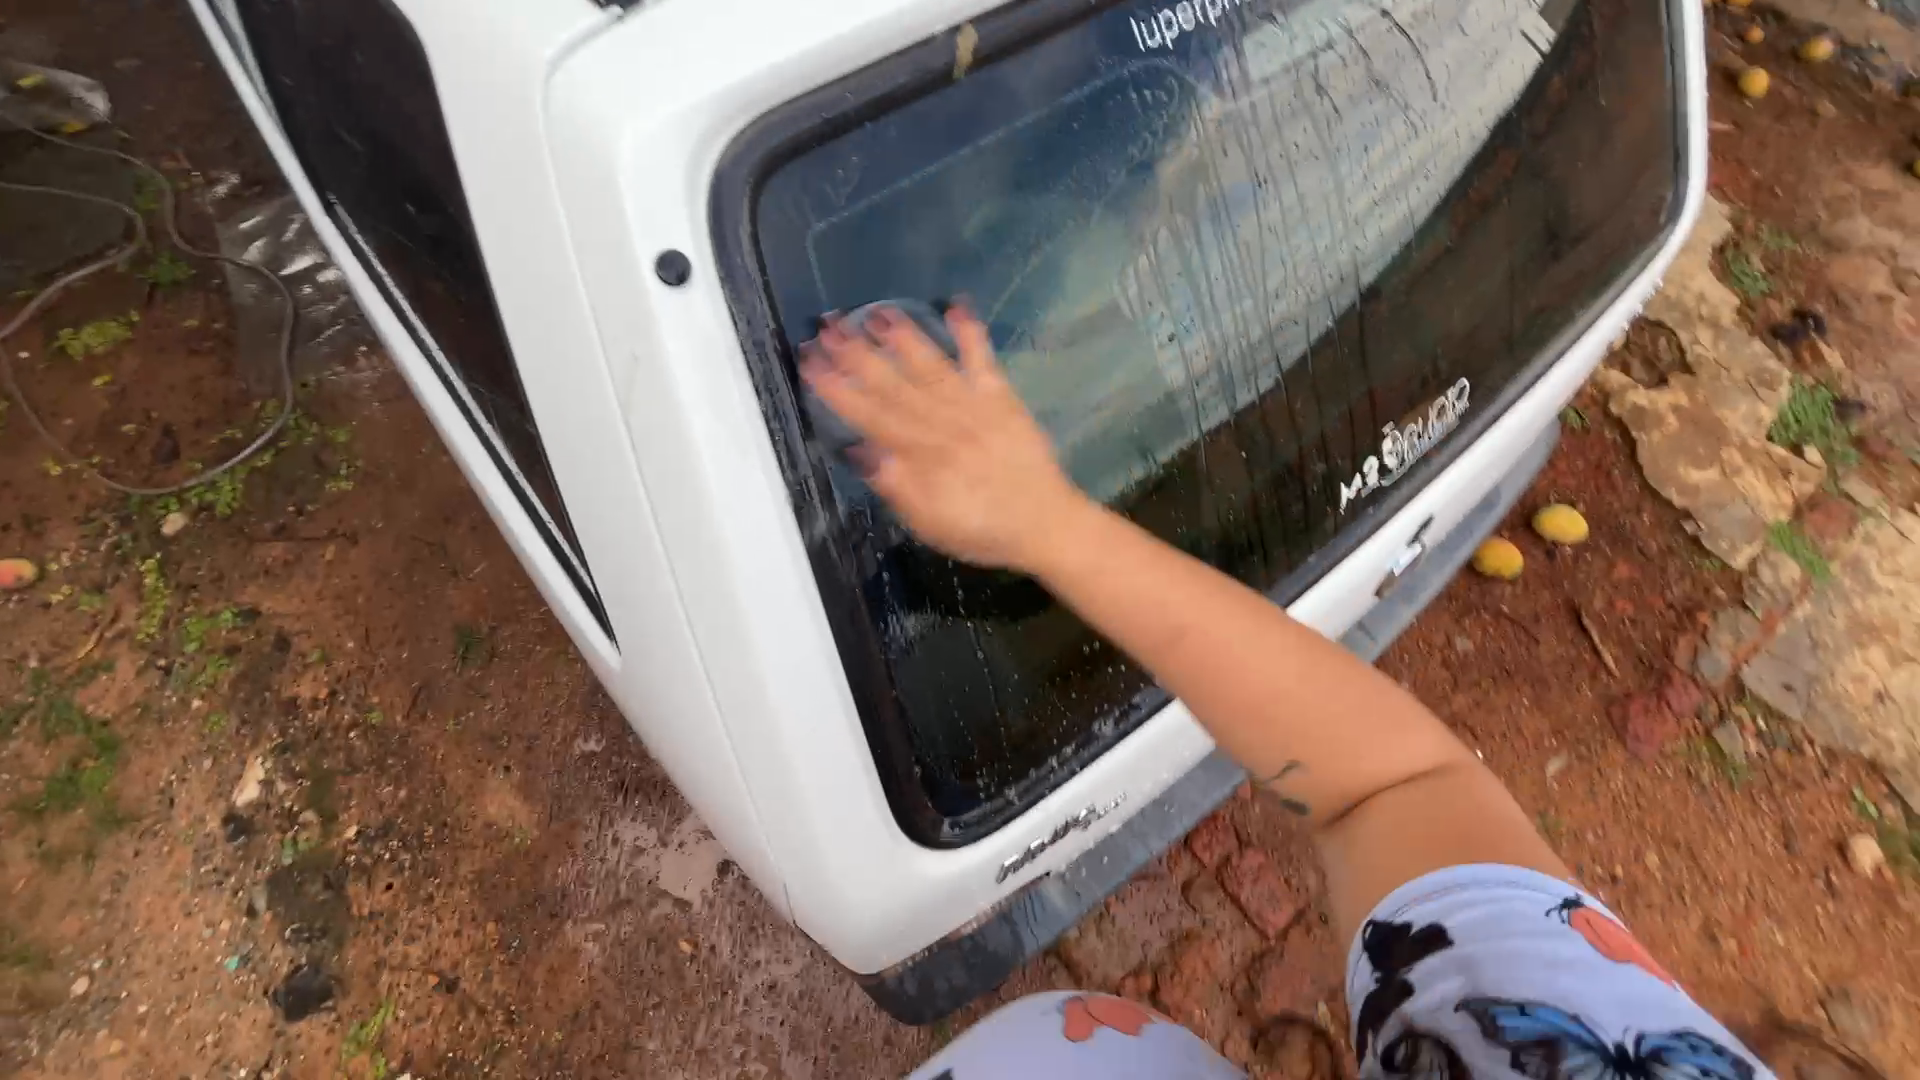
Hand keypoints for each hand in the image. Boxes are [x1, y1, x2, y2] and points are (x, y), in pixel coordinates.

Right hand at [800, 303, 1093, 573]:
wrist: (1045, 524)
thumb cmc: (981, 530)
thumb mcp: (929, 523)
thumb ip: (896, 485)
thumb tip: (857, 449)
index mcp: (922, 456)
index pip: (870, 416)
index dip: (838, 390)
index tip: (811, 364)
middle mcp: (943, 424)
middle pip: (894, 385)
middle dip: (858, 356)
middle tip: (828, 328)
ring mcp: (974, 406)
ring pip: (931, 367)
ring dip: (903, 338)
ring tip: (875, 312)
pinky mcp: (1002, 398)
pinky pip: (983, 362)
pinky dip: (970, 334)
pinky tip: (955, 307)